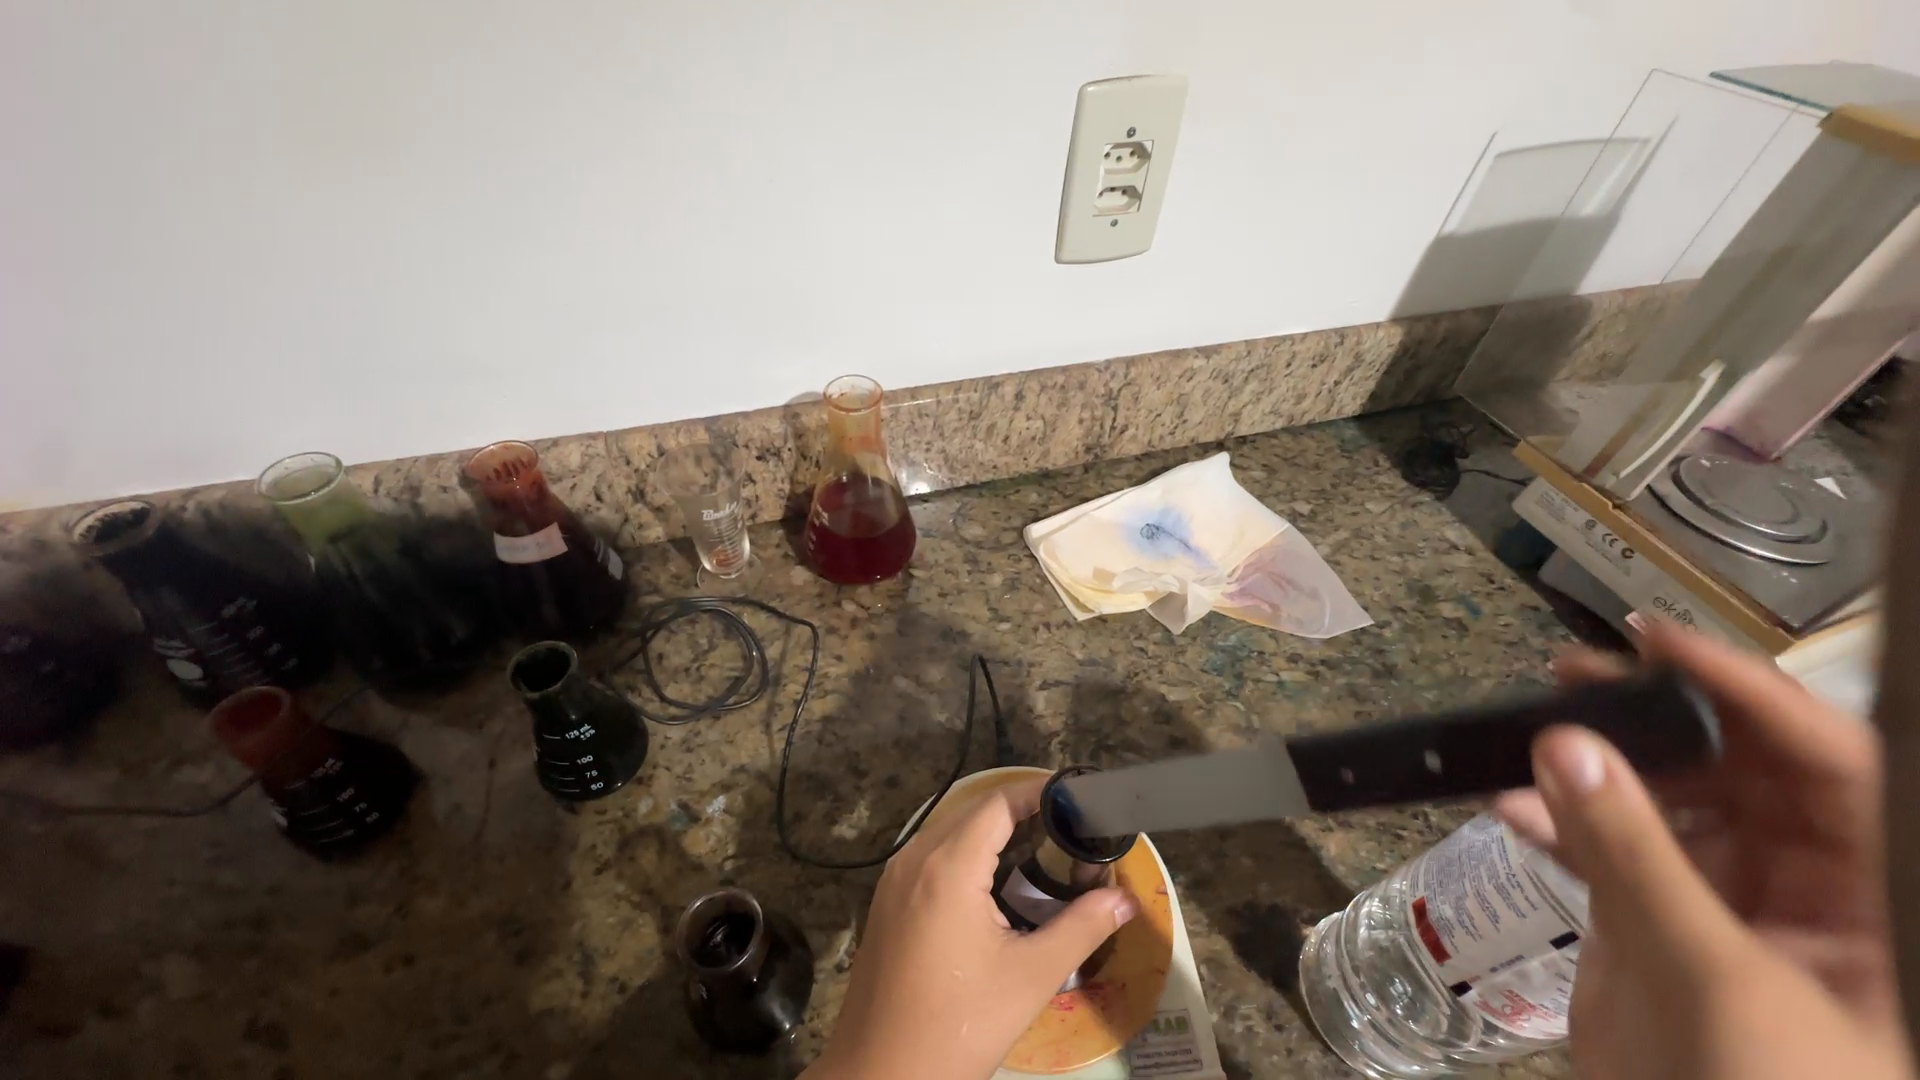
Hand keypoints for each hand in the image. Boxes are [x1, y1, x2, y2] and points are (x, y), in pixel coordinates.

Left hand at [804, 778, 1138, 1079]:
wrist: (880, 1075)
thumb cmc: (958, 1023)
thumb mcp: (1029, 977)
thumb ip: (1081, 928)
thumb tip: (1125, 900)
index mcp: (947, 866)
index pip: (996, 802)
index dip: (1036, 792)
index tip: (1075, 799)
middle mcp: (914, 858)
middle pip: (972, 812)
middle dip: (1019, 811)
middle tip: (1067, 829)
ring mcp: (894, 879)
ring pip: (948, 832)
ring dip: (991, 832)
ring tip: (1040, 850)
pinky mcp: (886, 901)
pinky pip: (930, 856)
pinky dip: (965, 853)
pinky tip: (994, 883)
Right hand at [1497, 621, 1912, 1079]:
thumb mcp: (1712, 976)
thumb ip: (1633, 853)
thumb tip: (1563, 747)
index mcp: (1875, 899)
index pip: (1829, 764)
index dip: (1749, 694)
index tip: (1656, 641)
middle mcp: (1816, 893)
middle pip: (1740, 775)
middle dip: (1656, 722)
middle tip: (1574, 676)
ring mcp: (1734, 912)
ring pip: (1668, 810)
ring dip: (1594, 775)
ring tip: (1528, 734)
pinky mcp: (1666, 931)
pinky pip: (1615, 857)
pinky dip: (1561, 830)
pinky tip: (1512, 812)